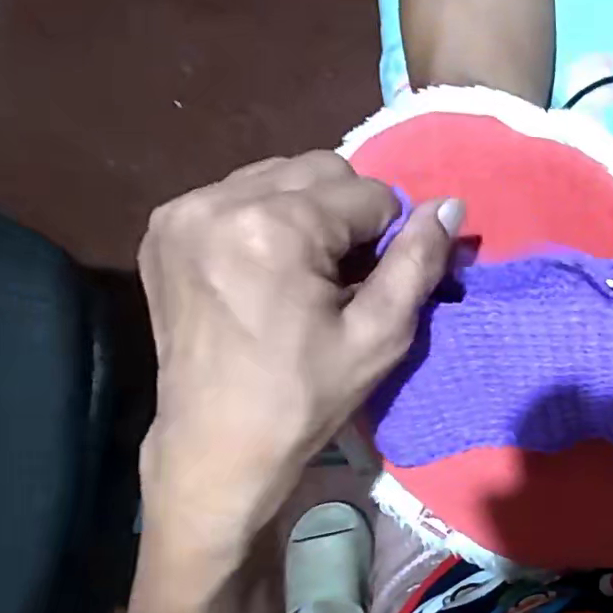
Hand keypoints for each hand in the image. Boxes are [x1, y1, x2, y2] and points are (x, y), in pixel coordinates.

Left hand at [137, 152, 461, 563]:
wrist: (217, 444)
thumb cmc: (305, 397)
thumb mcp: (379, 336)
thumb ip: (417, 262)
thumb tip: (450, 204)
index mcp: (275, 228)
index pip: (369, 192)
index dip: (387, 237)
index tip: (371, 285)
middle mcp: (219, 201)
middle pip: (321, 169)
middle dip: (347, 215)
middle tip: (342, 277)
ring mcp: (182, 211)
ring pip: (278, 175)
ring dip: (307, 211)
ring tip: (301, 273)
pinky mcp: (162, 228)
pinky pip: (236, 194)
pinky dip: (264, 219)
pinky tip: (262, 269)